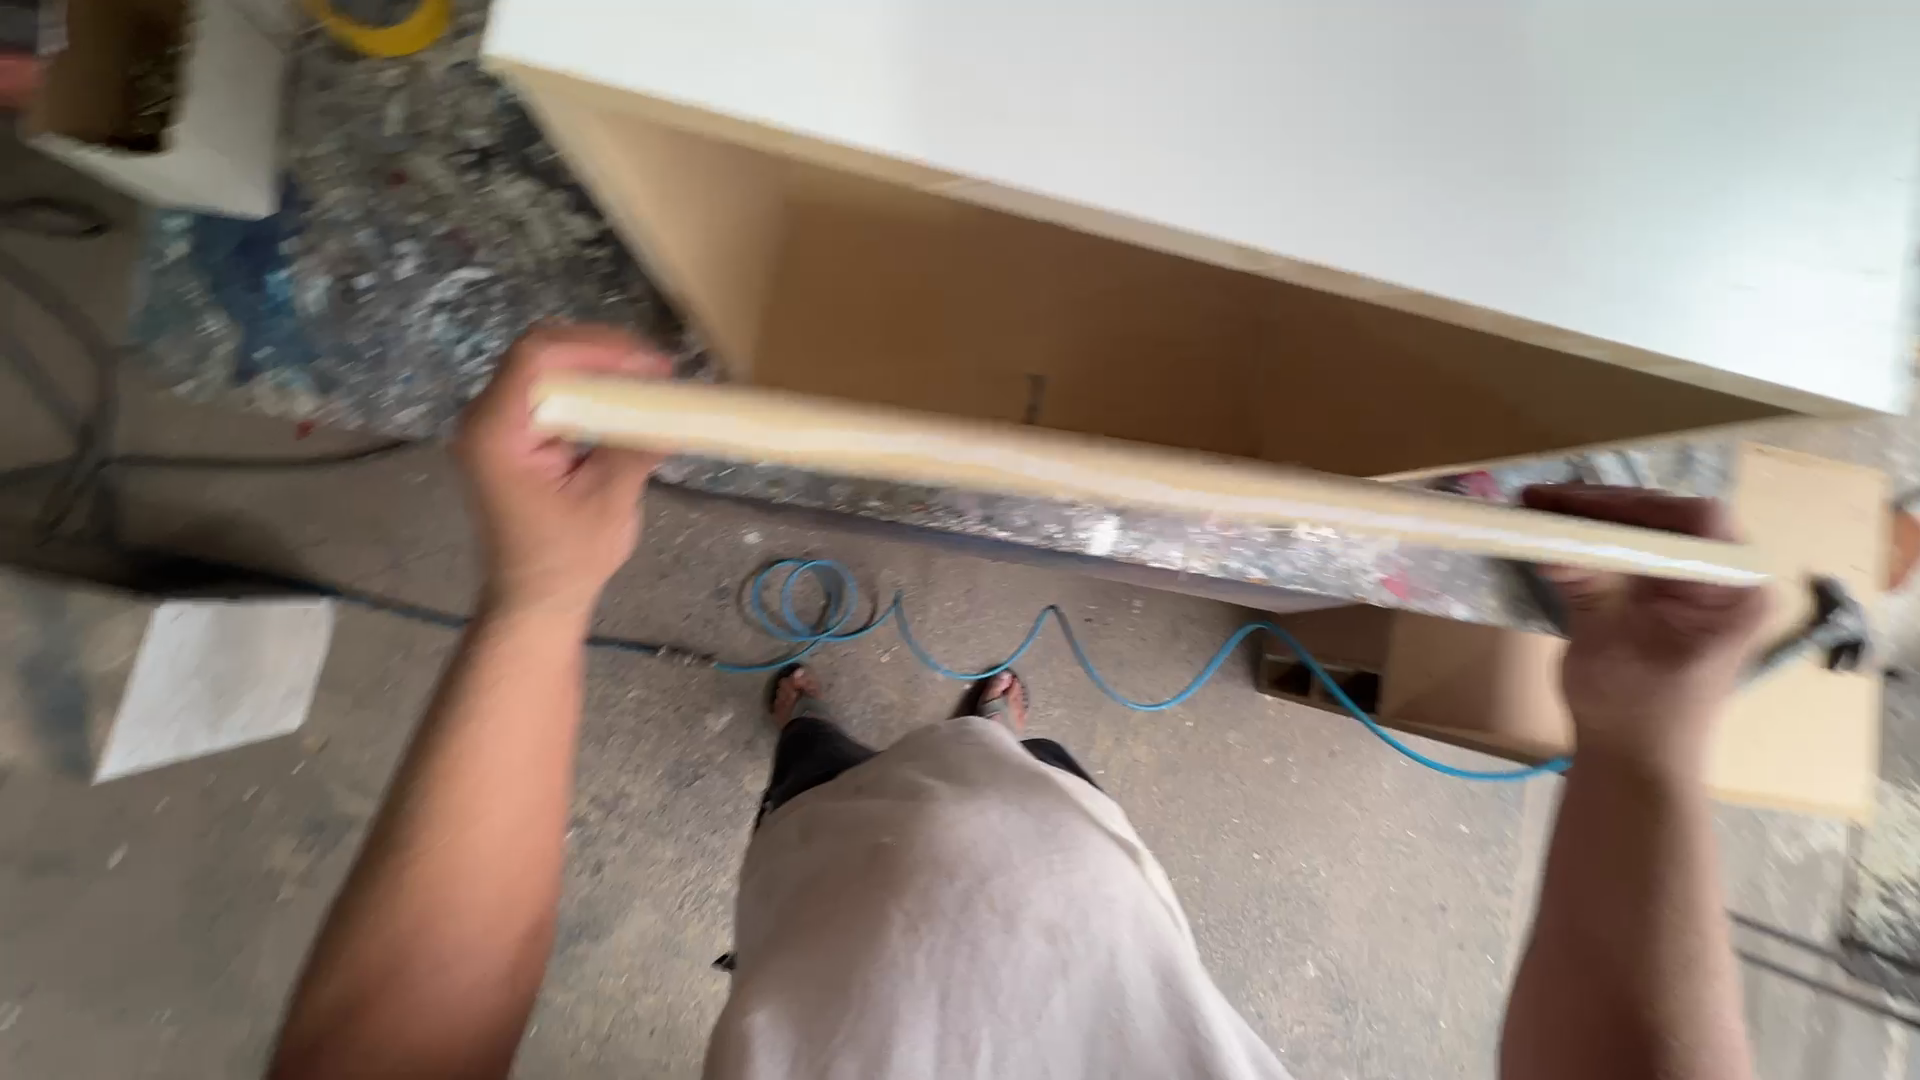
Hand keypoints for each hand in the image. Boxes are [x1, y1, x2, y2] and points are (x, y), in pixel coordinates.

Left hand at [454, 322, 670, 619]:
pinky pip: (553, 395)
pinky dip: (594, 392)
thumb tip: (676, 411)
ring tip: (650, 381)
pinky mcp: (517, 438)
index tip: (650, 363)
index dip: (597, 348)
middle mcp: (488, 418)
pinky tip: (628, 402)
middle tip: (657, 369)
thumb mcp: (609, 502)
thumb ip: (634, 449)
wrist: (536, 598)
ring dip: (601, 370)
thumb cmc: (567, 559)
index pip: (537, 358)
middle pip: (540, 355)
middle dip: (604, 353)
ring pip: (548, 370)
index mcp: (498, 432)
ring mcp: (499, 426)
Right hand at [1521, 484, 1768, 772]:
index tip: (1569, 503)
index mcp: (1730, 592)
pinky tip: (1554, 533)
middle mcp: (1719, 580)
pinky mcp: (1659, 596)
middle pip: (1667, 518)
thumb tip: (1546, 540)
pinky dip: (1591, 538)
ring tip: (1539, 508)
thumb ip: (1585, 586)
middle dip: (1603, 505)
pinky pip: (1629, 551)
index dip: (1631, 504)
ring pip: (1645, 530)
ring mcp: (1689, 587)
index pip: (1694, 522)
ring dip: (1592, 517)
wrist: (1633, 754)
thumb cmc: (1632, 707)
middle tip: (1542, 499)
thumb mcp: (1604, 642)